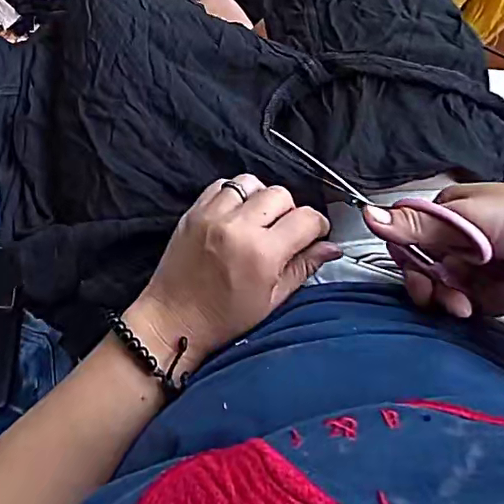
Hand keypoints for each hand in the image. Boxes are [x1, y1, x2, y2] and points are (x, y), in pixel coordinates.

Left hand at [125, 175, 340, 372]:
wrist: (173, 320)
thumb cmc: (221, 319)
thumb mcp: (272, 300)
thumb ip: (303, 267)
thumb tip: (330, 248)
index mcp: (261, 253)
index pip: (306, 219)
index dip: (318, 226)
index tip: (316, 234)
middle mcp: (237, 227)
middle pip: (281, 194)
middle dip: (291, 211)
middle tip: (285, 232)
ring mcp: (212, 216)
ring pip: (252, 183)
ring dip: (261, 198)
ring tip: (258, 221)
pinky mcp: (194, 211)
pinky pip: (222, 185)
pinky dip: (234, 194)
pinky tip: (236, 216)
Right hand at [364, 183, 503, 318]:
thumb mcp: (475, 222)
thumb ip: (420, 224)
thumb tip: (372, 216)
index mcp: (452, 212)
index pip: (412, 245)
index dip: (416, 271)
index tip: (427, 287)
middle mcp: (468, 236)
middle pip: (437, 275)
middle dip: (452, 292)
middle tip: (466, 301)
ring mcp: (492, 260)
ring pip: (465, 294)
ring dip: (486, 299)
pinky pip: (492, 306)